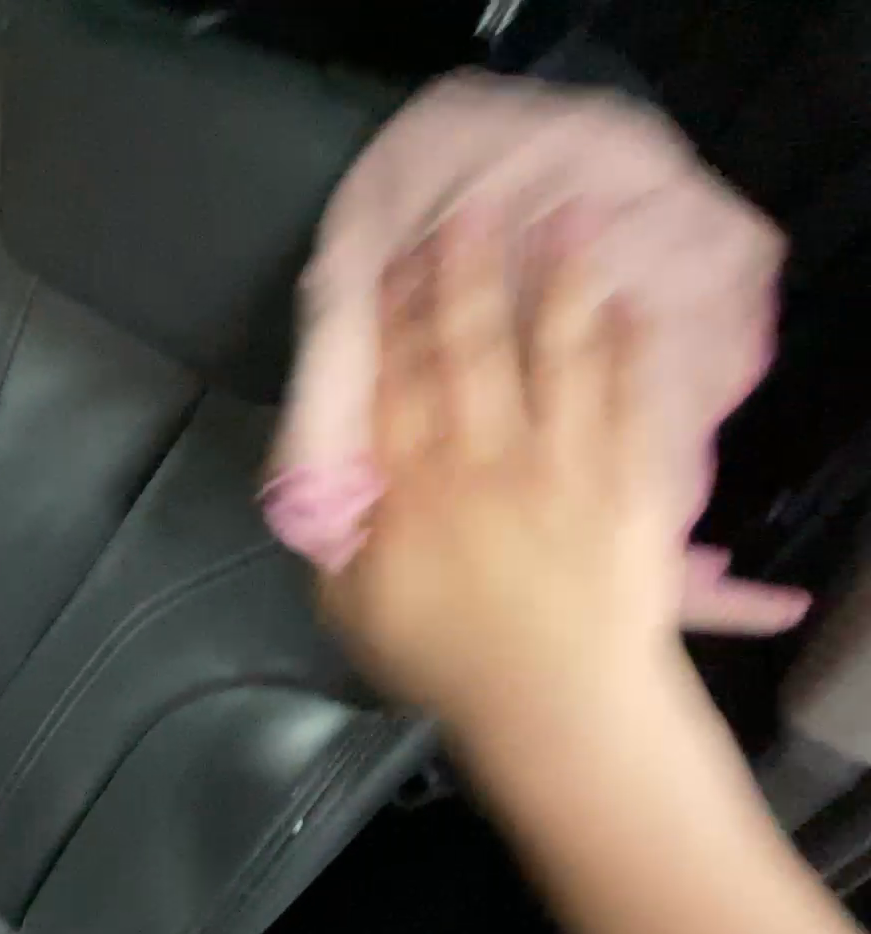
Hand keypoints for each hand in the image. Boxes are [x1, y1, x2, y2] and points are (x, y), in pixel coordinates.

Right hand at [319, 204, 682, 727]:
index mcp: (408, 486)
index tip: (388, 264)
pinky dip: (629, 351)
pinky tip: (628, 306)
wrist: (556, 704)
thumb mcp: (344, 600)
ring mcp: (563, 465)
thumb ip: (331, 531)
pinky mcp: (625, 484)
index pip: (392, 383)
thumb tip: (321, 477)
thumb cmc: (435, 654)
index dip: (388, 320)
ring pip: (555, 360)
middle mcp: (483, 458)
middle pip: (469, 353)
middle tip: (470, 212)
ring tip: (561, 223)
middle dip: (464, 280)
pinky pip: (628, 404)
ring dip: (554, 289)